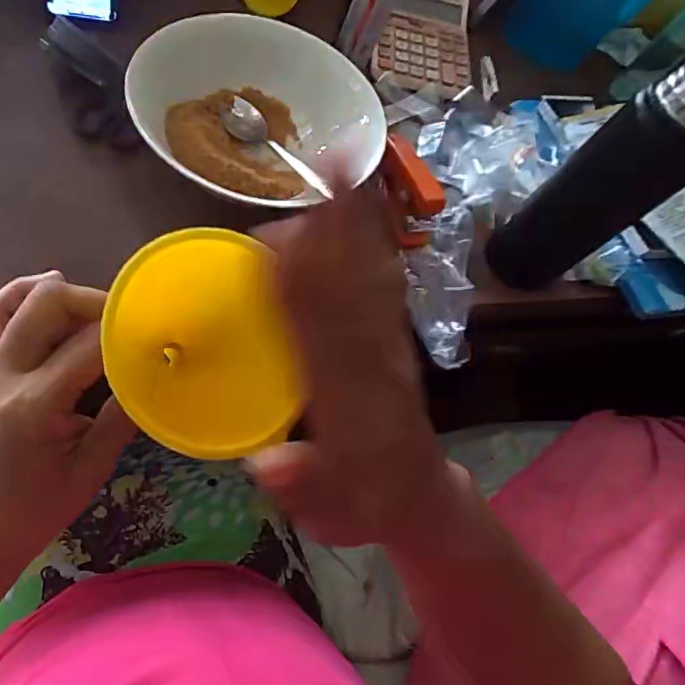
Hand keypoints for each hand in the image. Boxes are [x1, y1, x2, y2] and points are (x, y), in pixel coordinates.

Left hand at [0, 272, 138, 568]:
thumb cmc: (44, 505)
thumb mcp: (94, 466)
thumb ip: (123, 414)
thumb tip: (154, 371)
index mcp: (34, 404)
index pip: (88, 345)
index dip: (125, 334)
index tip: (154, 334)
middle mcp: (4, 374)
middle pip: (49, 303)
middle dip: (95, 302)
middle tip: (126, 323)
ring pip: (19, 298)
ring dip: (62, 295)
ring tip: (94, 314)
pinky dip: (23, 296)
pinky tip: (51, 301)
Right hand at [248, 182, 457, 546]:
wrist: (418, 494)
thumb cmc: (364, 502)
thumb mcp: (332, 512)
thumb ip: (302, 487)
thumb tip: (266, 464)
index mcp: (353, 401)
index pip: (323, 337)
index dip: (302, 291)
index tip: (281, 247)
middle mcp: (374, 362)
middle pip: (350, 289)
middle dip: (335, 234)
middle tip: (319, 179)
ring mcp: (387, 345)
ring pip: (368, 275)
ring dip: (357, 224)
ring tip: (344, 172)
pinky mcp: (391, 337)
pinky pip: (378, 281)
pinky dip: (369, 239)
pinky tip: (358, 205)